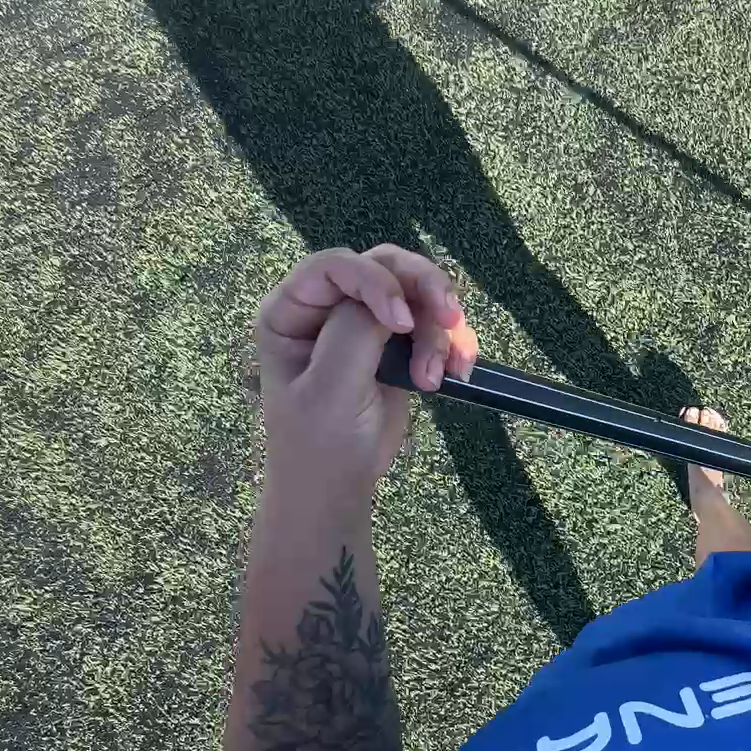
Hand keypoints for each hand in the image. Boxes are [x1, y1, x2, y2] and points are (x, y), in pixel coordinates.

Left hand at [254, 245, 478, 510]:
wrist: (340, 484)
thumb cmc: (319, 442)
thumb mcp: (330, 389)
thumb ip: (355, 334)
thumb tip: (395, 302)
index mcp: (293, 310)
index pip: (335, 266)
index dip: (375, 282)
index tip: (403, 322)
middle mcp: (329, 307)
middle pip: (386, 268)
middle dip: (424, 289)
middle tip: (450, 318)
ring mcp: (367, 325)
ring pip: (419, 295)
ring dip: (441, 330)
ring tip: (441, 375)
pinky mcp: (399, 346)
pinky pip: (436, 326)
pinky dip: (453, 344)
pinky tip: (457, 372)